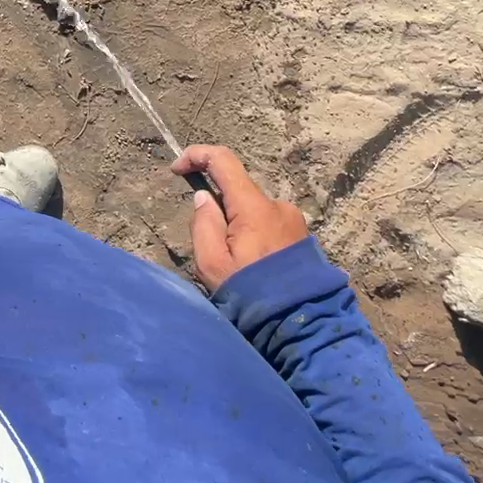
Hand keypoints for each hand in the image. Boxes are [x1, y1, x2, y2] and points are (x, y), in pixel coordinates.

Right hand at [172, 144, 309, 292]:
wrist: (305, 327)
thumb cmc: (251, 293)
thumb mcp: (211, 263)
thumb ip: (202, 224)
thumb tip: (204, 197)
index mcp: (254, 208)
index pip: (223, 160)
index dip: (196, 156)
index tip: (177, 170)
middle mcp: (278, 206)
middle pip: (237, 191)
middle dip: (218, 209)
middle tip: (213, 247)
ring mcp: (294, 221)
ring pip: (253, 210)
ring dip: (238, 225)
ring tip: (237, 264)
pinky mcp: (302, 237)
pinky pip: (269, 224)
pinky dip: (255, 235)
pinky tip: (255, 266)